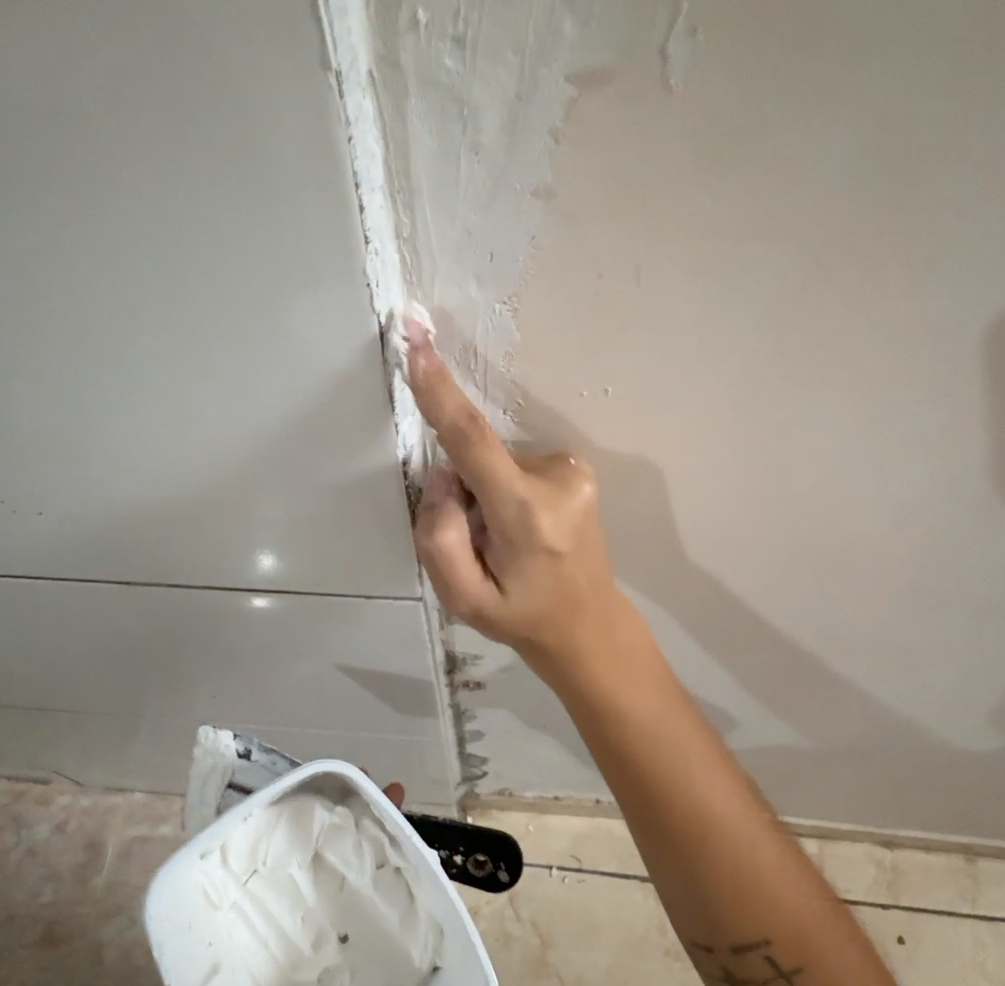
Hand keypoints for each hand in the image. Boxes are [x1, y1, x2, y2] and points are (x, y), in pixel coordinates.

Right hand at [400, 313, 633, 673]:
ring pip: (496, 463)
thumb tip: (445, 474)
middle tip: (480, 544)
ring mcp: (573, 470)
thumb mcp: (462, 599)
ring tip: (506, 543)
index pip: (472, 440)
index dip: (440, 392)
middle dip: (461, 491)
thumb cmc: (521, 616)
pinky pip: (515, 465)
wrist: (588, 624)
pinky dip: (504, 490)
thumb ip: (439, 536)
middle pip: (476, 457)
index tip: (416, 341)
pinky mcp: (577, 467)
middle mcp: (557, 479)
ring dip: (485, 493)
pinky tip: (523, 529)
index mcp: (525, 514)